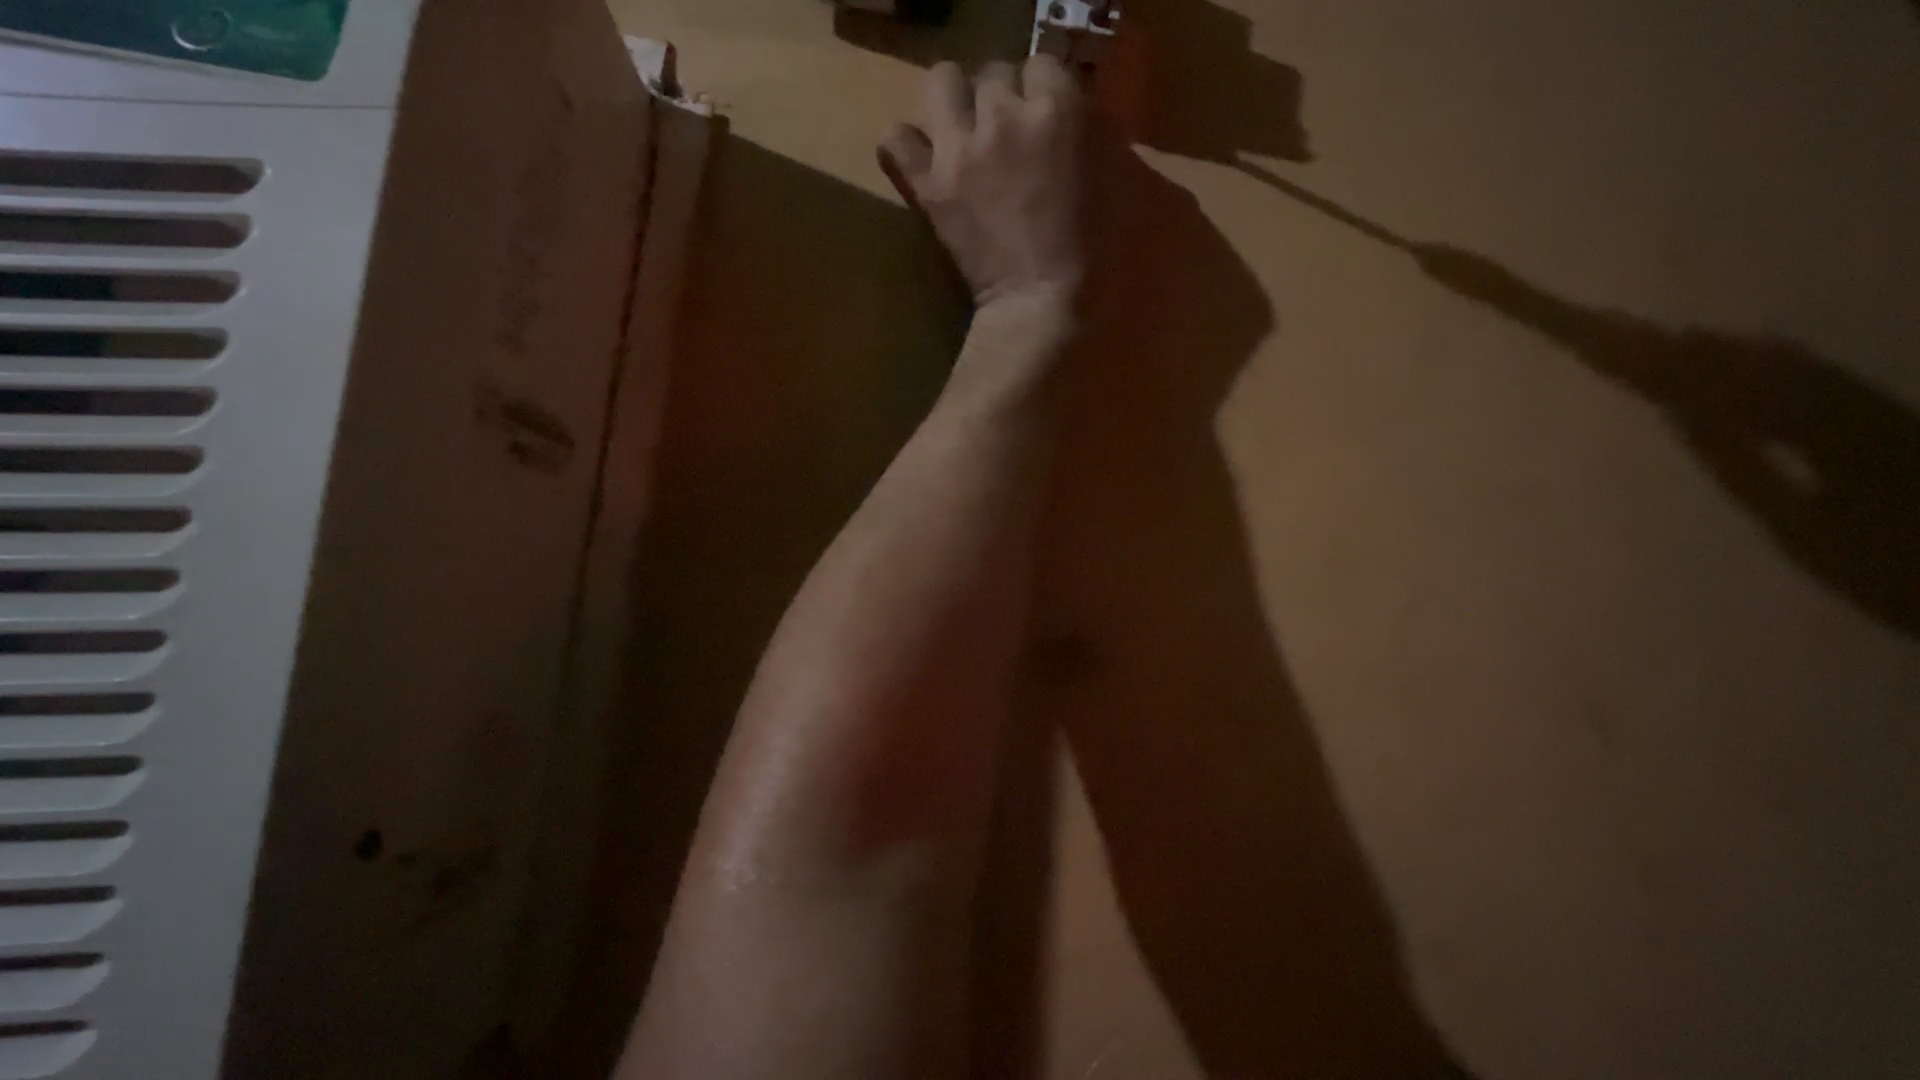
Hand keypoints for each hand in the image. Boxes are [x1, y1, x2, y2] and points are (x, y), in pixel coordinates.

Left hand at [879, 57, 1084, 313]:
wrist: (1035, 301)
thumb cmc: (1081, 249)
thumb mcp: (1099, 178)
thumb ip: (1078, 132)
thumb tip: (1056, 109)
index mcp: (1055, 114)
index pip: (1042, 62)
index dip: (1042, 89)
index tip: (1042, 114)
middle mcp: (1003, 119)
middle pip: (992, 72)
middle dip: (1000, 97)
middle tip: (1004, 132)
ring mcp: (959, 151)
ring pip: (942, 81)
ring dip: (953, 101)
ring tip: (963, 130)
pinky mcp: (928, 185)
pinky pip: (895, 138)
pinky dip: (904, 145)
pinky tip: (922, 157)